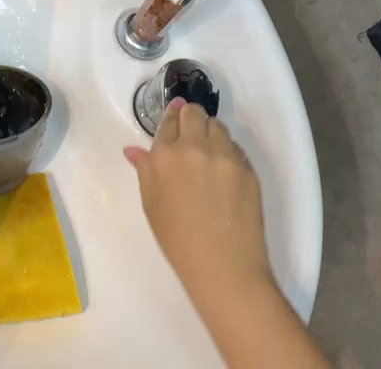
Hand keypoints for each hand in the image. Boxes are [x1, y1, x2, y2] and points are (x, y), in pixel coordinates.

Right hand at [124, 99, 272, 294]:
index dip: (171, 118)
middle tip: (190, 132)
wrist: (224, 267)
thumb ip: (145, 170)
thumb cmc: (178, 239)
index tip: (174, 117)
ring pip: (217, 126)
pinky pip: (235, 148)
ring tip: (209, 154)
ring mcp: (224, 156)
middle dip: (190, 117)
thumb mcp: (151, 203)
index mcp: (165, 155)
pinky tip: (224, 174)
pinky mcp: (247, 169)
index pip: (168, 121)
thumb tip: (133, 150)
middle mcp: (194, 147)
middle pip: (194, 113)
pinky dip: (228, 152)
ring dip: (210, 132)